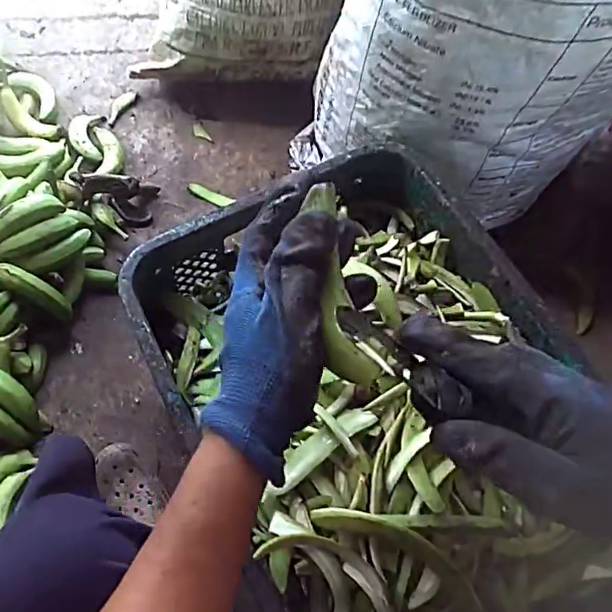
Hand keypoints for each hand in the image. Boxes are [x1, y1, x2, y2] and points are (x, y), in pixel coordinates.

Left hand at [199, 185, 341, 483]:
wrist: (263, 422)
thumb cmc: (274, 364)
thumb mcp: (290, 305)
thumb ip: (300, 259)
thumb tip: (314, 212)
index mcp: (250, 282)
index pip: (263, 233)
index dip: (284, 209)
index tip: (310, 189)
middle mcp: (259, 296)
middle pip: (289, 253)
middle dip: (319, 237)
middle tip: (350, 228)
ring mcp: (275, 319)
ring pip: (307, 280)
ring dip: (334, 267)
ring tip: (361, 260)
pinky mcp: (291, 341)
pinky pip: (316, 309)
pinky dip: (338, 300)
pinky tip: (360, 299)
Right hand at [397, 315, 611, 579]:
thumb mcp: (562, 488)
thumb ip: (503, 456)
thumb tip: (443, 432)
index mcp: (557, 396)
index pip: (490, 365)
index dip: (445, 348)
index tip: (405, 333)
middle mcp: (560, 384)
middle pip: (497, 354)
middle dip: (451, 344)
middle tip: (408, 338)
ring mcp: (567, 394)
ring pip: (508, 363)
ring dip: (468, 357)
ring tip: (431, 354)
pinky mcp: (569, 410)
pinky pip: (517, 381)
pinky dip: (486, 375)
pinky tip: (473, 385)